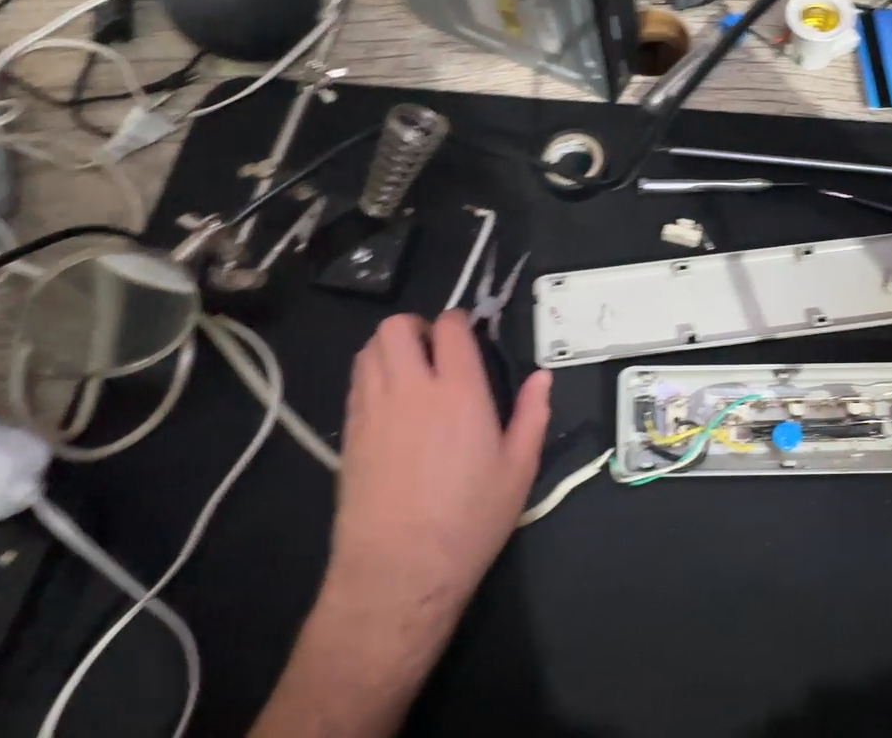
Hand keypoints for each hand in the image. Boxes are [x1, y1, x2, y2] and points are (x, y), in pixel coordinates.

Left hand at [321, 311, 550, 641]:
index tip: (470, 336)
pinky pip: (356, 381)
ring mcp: (373, 408)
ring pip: (369, 348)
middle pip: (397, 326)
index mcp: (460, 392)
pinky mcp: (350, 431)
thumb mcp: (519, 470)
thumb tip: (542, 376)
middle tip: (436, 351)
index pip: (451, 327)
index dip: (461, 321)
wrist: (399, 570)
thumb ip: (532, 414)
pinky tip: (391, 403)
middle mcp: (411, 388)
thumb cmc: (469, 521)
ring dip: (390, 348)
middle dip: (417, 326)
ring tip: (410, 372)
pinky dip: (372, 375)